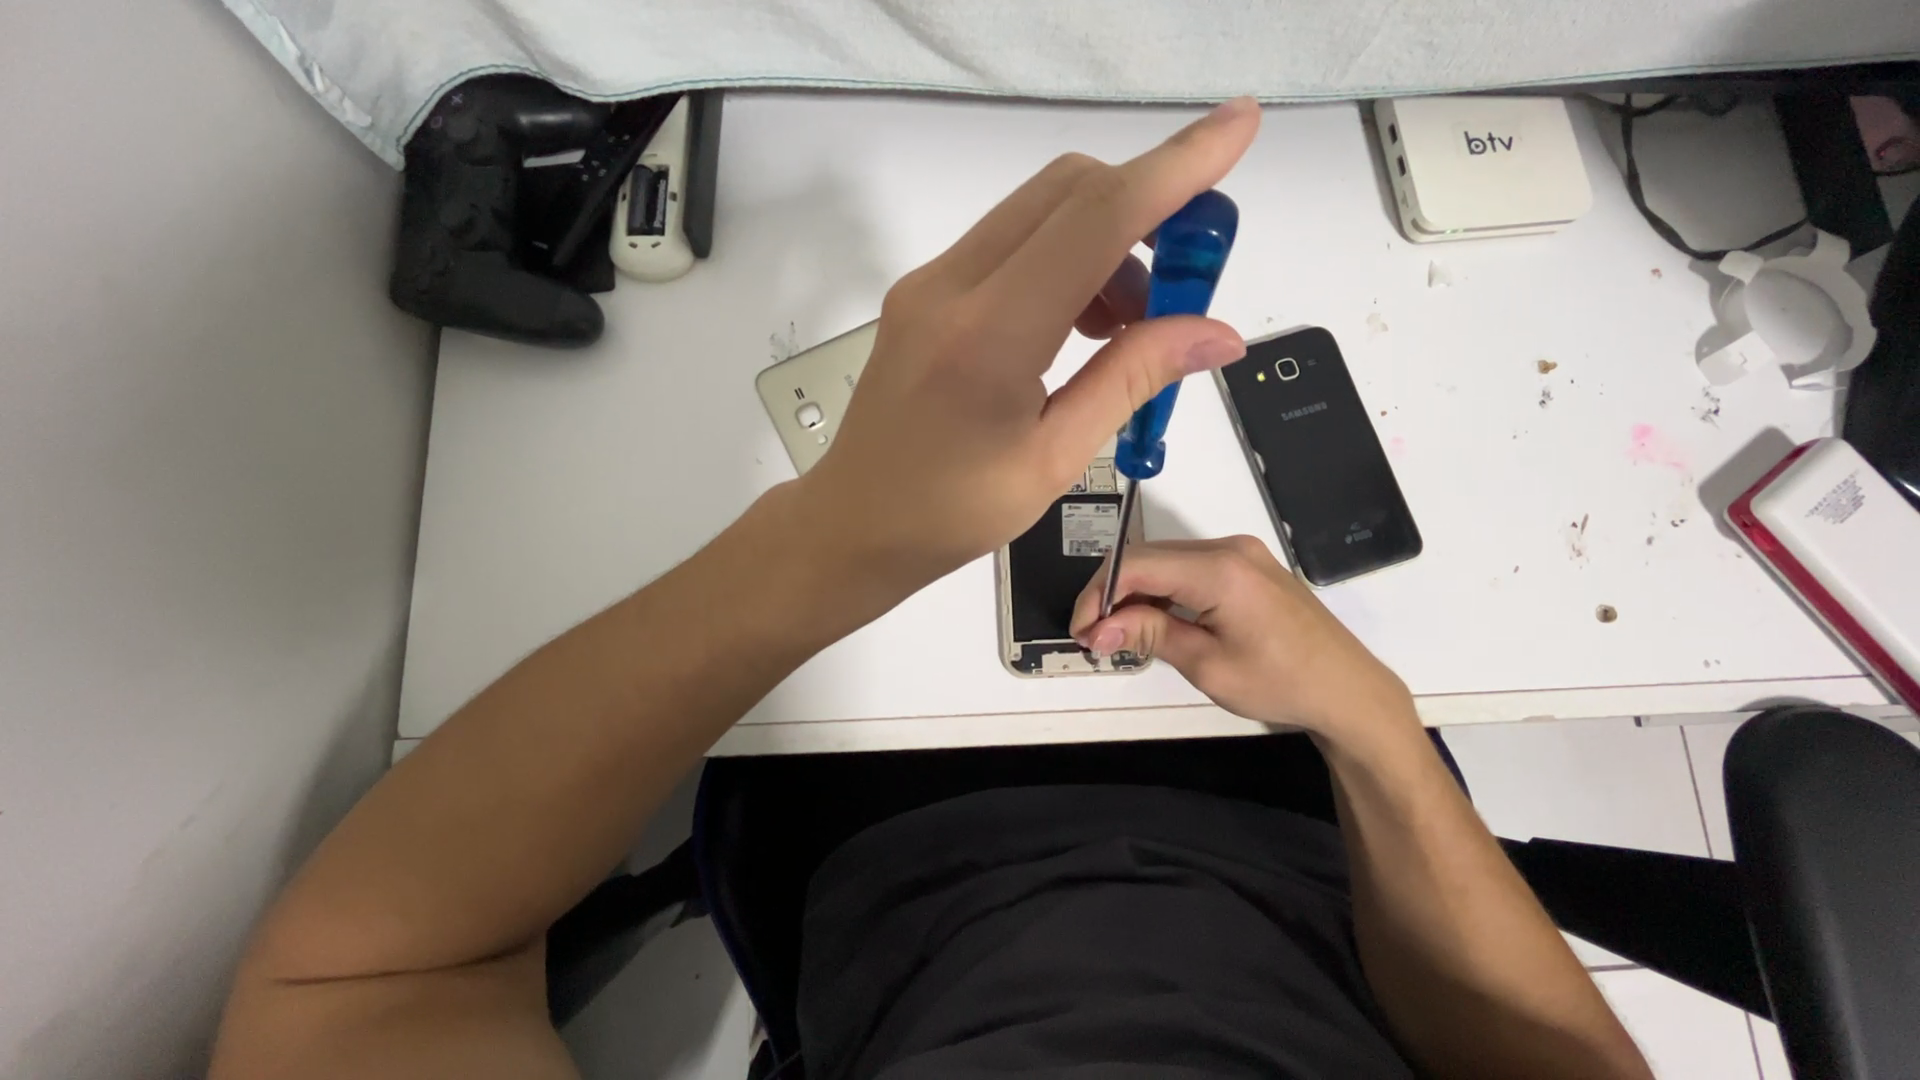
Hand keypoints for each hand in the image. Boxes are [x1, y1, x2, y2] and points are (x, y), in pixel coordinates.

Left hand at [800, 99, 1258, 594]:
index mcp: (987, 336)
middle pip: (1068, 189)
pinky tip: (1082, 324)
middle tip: (1188, 276)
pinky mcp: (925, 291)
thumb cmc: (951, 513)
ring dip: (1106, 239)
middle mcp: (951, 286)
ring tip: (1132, 324)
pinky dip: (1065, 258)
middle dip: (1147, 207)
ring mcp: (930, 282)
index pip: (1097, 220)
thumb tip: (1217, 332)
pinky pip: (1010, 242)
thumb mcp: (1054, 459)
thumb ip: (1131, 379)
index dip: (1176, 169)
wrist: (856, 521)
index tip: (1239, 128)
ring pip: (1040, 210)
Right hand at [1069, 537, 1418, 745]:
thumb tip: (1097, 628)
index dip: (1098, 595)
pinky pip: (1188, 566)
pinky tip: (1154, 620)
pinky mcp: (1248, 564)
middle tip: (1095, 636)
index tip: (1082, 631)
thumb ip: (1150, 634)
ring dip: (1135, 592)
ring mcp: (1241, 552)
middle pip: (1147, 556)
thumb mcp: (1208, 665)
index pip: (1136, 564)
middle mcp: (1229, 547)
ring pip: (1165, 560)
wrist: (1348, 690)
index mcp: (1220, 569)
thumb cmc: (1280, 683)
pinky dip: (1162, 589)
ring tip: (1119, 633)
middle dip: (1112, 593)